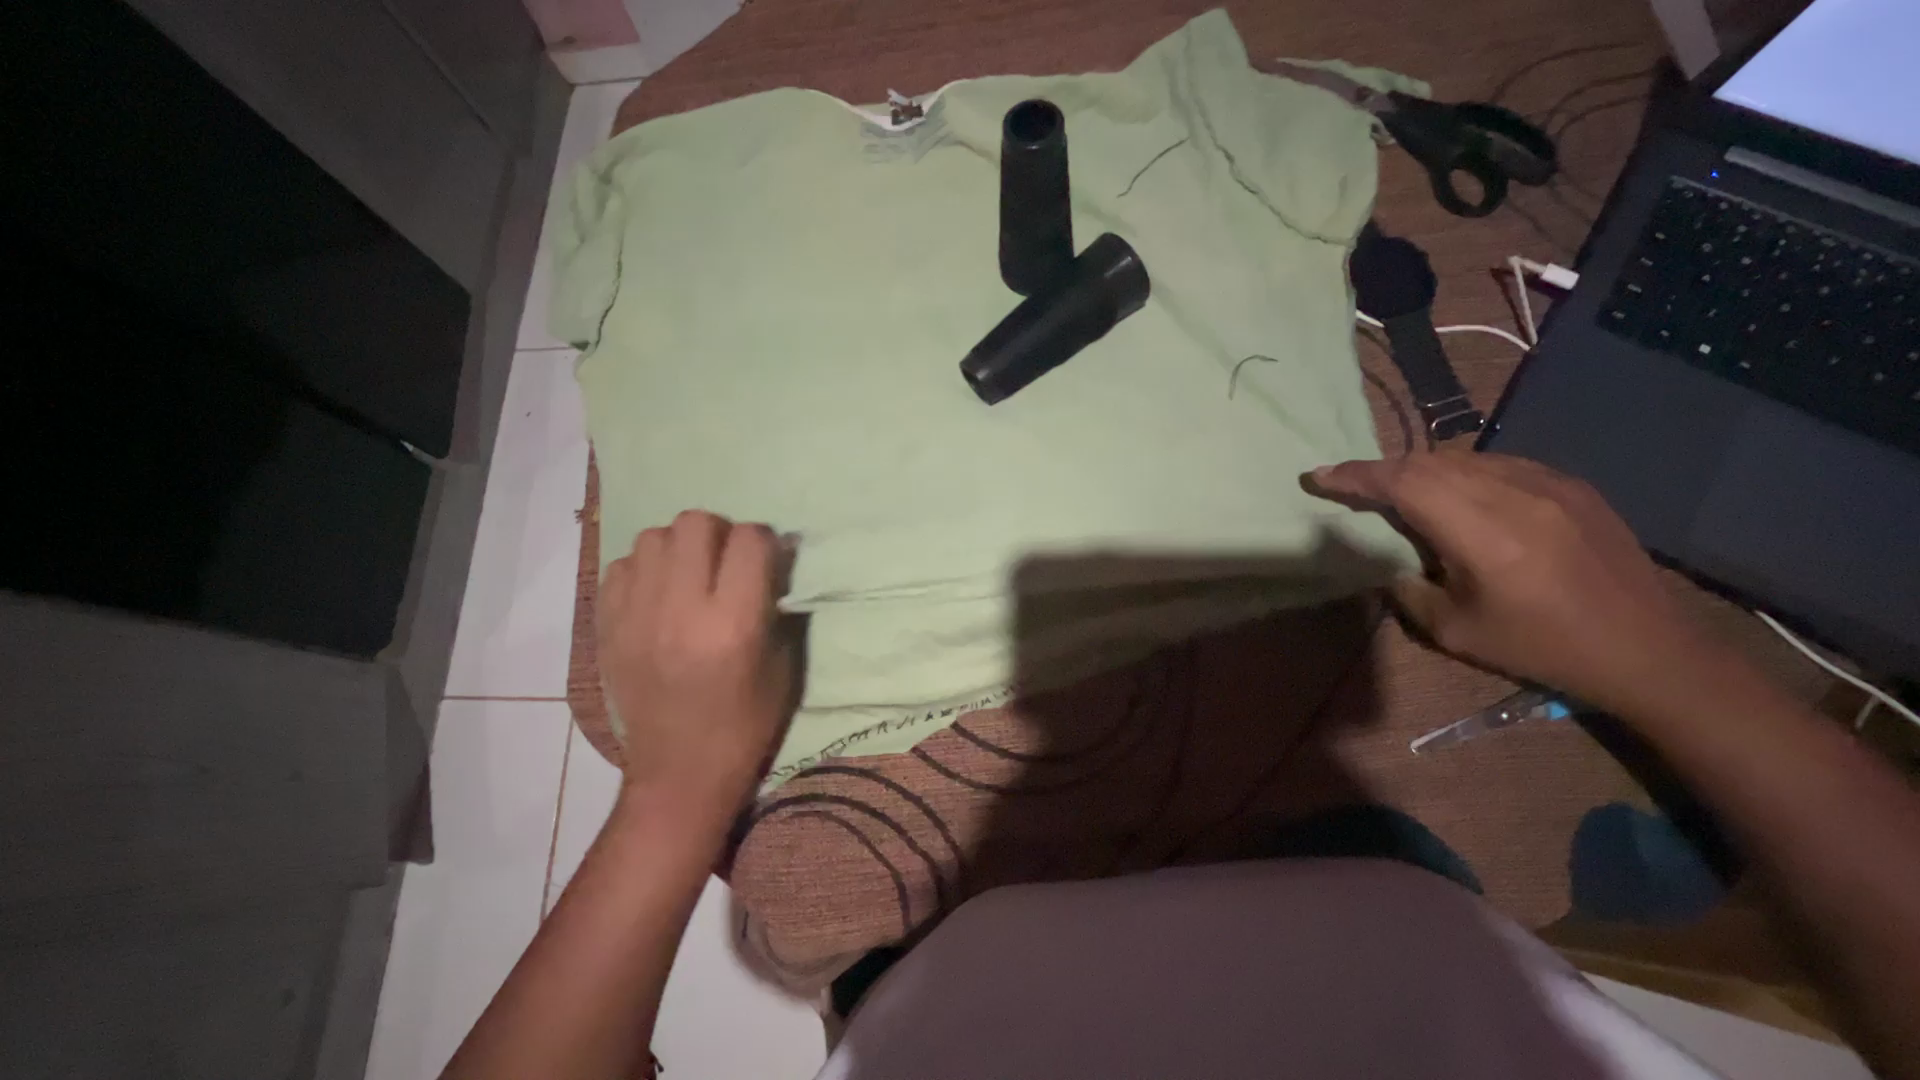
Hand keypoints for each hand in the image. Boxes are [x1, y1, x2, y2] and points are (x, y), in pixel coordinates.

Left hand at [597, 510, 792, 807]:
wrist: (679, 772)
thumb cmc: (745, 725)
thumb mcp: (784, 668)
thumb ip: (777, 609)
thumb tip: (773, 559)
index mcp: (733, 624)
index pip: (750, 540)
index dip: (765, 542)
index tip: (768, 560)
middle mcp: (682, 609)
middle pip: (696, 523)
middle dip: (720, 534)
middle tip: (726, 562)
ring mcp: (637, 615)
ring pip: (654, 536)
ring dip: (679, 548)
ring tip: (689, 576)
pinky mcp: (608, 626)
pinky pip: (621, 565)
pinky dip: (644, 571)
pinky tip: (658, 596)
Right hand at [1306, 451, 1725, 711]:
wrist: (1645, 647)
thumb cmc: (1542, 647)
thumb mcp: (1455, 632)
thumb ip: (1409, 591)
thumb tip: (1388, 563)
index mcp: (1481, 533)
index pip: (1403, 482)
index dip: (1355, 475)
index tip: (1317, 476)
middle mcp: (1514, 494)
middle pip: (1428, 462)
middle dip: (1383, 472)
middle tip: (1354, 490)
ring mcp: (1548, 483)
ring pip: (1465, 458)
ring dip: (1424, 471)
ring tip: (1405, 494)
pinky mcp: (1572, 485)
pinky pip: (1501, 464)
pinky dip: (1466, 474)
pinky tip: (1465, 499)